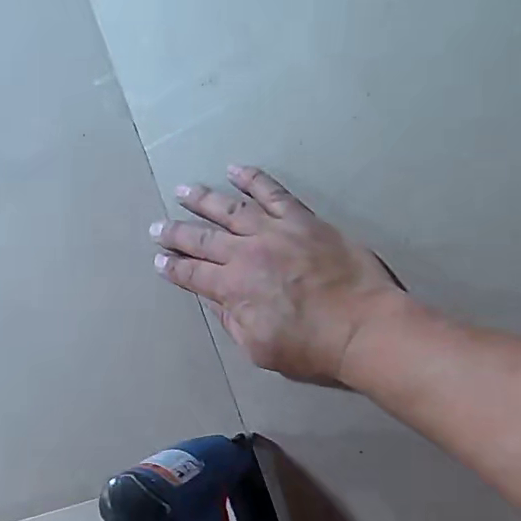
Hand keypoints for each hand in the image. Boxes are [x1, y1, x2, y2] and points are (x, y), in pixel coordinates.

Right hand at [150, 165, 407, 384]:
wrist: (362, 327)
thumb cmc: (312, 349)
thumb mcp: (261, 351)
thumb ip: (235, 324)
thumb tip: (220, 303)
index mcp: (233, 290)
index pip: (192, 275)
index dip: (173, 269)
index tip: (158, 261)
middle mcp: (246, 254)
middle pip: (203, 239)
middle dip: (176, 233)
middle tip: (157, 227)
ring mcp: (275, 232)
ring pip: (230, 209)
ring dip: (203, 199)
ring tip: (183, 190)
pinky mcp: (303, 220)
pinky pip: (273, 192)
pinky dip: (253, 178)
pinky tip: (235, 169)